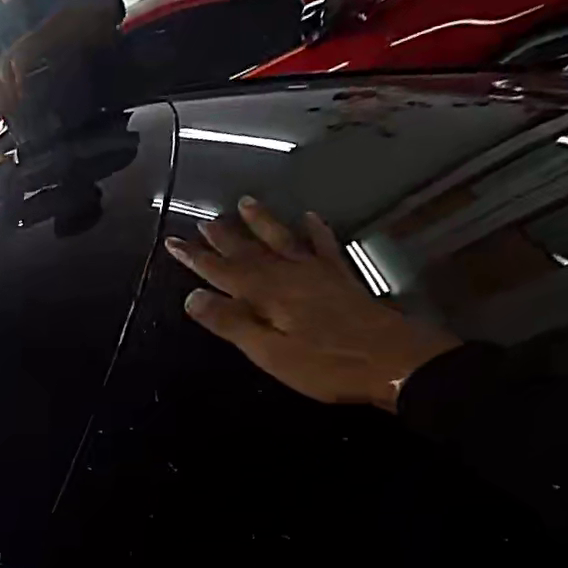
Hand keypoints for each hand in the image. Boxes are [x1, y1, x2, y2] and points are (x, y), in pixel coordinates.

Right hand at [163, 197, 460, 409]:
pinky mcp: (340, 278)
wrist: (393, 362)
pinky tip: (310, 217)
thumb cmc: (325, 364)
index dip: (195, 258)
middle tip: (204, 220)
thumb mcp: (269, 352)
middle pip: (249, 251)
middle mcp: (288, 275)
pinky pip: (323, 246)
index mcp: (266, 295)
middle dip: (223, 237)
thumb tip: (193, 297)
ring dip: (262, 222)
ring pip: (282, 240)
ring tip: (246, 203)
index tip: (173, 242)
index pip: (221, 272)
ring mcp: (317, 273)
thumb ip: (232, 323)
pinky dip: (315, 230)